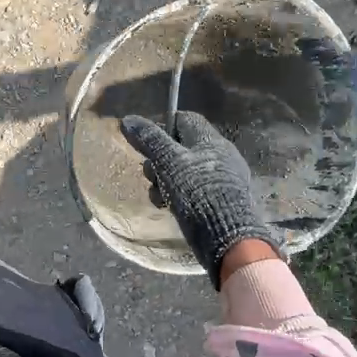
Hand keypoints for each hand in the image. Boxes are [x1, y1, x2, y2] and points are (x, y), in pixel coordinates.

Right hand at [120, 111, 283, 286]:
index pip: (184, 119)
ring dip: (164, 181)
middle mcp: (219, 155)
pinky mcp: (220, 200)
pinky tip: (169, 207)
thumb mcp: (168, 162)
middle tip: (151, 175)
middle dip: (158, 160)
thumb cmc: (197, 192)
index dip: (162, 126)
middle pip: (180, 147)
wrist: (228, 236)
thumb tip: (128, 120)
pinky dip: (177, 195)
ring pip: (183, 171)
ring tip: (159, 197)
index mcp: (210, 140)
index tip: (145, 142)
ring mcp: (222, 179)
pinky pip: (192, 190)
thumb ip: (149, 140)